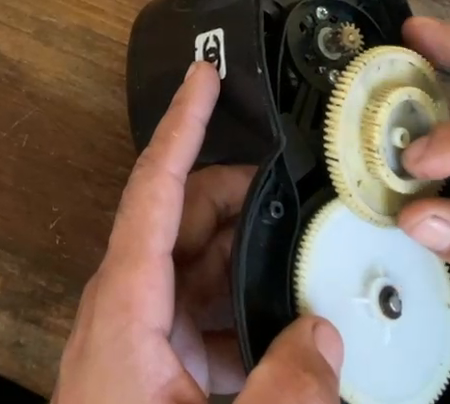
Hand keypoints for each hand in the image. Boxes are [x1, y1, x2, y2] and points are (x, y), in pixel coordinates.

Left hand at [52, 61, 343, 403]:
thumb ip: (285, 389)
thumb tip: (324, 335)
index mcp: (127, 301)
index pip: (155, 187)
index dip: (181, 125)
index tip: (202, 76)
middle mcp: (126, 303)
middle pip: (182, 220)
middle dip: (236, 197)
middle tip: (293, 190)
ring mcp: (138, 336)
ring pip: (195, 267)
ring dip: (245, 257)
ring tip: (302, 255)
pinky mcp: (152, 367)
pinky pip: (200, 314)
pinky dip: (241, 309)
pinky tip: (286, 328)